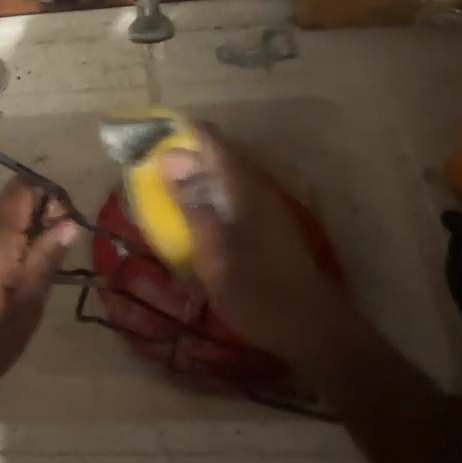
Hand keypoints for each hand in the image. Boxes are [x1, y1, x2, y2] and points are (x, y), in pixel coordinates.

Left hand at [0, 176, 78, 413]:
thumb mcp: (25, 311)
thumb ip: (45, 262)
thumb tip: (69, 224)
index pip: (22, 189)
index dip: (47, 200)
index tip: (60, 230)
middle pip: (7, 200)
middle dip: (32, 218)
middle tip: (44, 258)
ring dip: (9, 227)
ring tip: (18, 265)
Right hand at [157, 123, 337, 355]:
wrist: (312, 329)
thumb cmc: (257, 289)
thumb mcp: (212, 250)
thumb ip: (191, 203)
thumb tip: (168, 160)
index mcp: (242, 184)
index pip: (209, 137)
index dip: (179, 133)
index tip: (148, 143)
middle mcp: (257, 185)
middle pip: (217, 154)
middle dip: (183, 157)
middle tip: (150, 175)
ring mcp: (266, 204)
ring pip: (225, 175)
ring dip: (196, 179)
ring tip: (166, 197)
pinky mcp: (269, 224)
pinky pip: (233, 195)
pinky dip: (210, 198)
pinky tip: (195, 221)